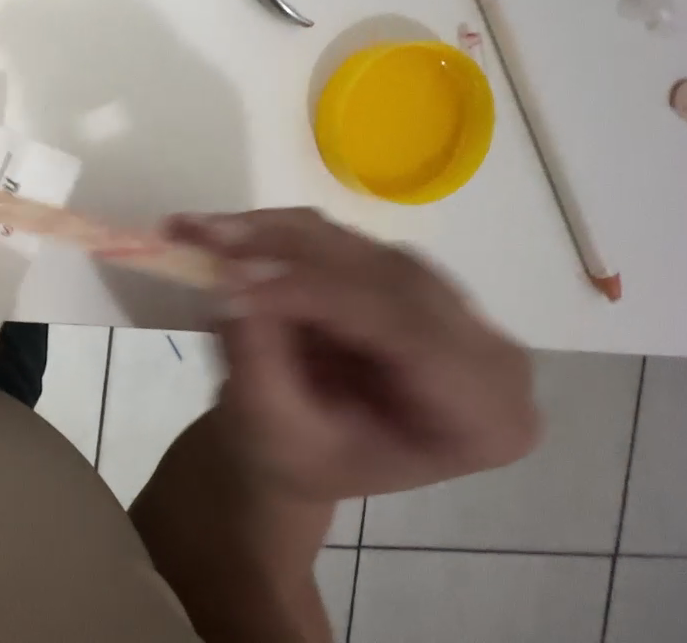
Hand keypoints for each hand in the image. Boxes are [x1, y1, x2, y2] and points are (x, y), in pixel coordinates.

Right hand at [168, 209, 540, 502]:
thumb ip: (257, 357)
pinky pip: (339, 240)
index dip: (319, 295)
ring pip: (360, 248)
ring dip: (275, 233)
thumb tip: (227, 284)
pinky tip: (221, 228)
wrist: (288, 450)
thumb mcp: (271, 425)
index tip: (230, 278)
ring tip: (201, 229)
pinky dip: (273, 230)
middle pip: (390, 279)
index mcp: (484, 419)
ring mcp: (447, 314)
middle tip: (208, 238)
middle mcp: (485, 356)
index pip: (412, 336)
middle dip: (290, 252)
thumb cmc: (289, 457)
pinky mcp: (400, 282)